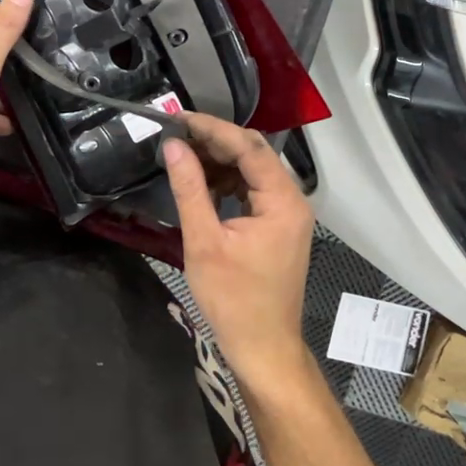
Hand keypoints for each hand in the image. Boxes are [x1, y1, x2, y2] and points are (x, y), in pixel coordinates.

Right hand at [164, 113, 314, 383]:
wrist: (262, 347)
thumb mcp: (203, 241)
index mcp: (282, 202)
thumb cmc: (233, 299)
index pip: (249, 147)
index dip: (212, 128)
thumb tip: (173, 146)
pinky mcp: (276, 226)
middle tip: (175, 133)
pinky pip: (251, 189)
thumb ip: (189, 188)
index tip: (178, 118)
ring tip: (182, 153)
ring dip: (218, 160)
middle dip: (214, 140)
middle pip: (253, 154)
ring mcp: (286, 214)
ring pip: (252, 170)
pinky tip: (200, 181)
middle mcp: (292, 201)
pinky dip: (226, 180)